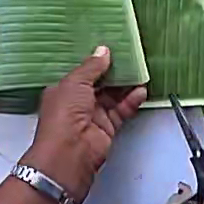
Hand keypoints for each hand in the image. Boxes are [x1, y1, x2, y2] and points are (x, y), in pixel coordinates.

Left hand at [23, 46, 147, 198]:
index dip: (95, 62)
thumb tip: (102, 51)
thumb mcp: (75, 82)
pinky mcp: (107, 128)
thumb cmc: (63, 117)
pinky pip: (122, 110)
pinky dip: (131, 101)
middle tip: (129, 58)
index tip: (110, 50)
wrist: (70, 153)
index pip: (81, 73)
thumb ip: (91, 67)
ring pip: (113, 96)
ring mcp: (93, 116)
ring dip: (126, 85)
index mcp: (63, 90)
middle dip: (114, 72)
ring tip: (139, 71)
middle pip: (100, 84)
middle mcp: (77, 103)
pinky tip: (140, 91)